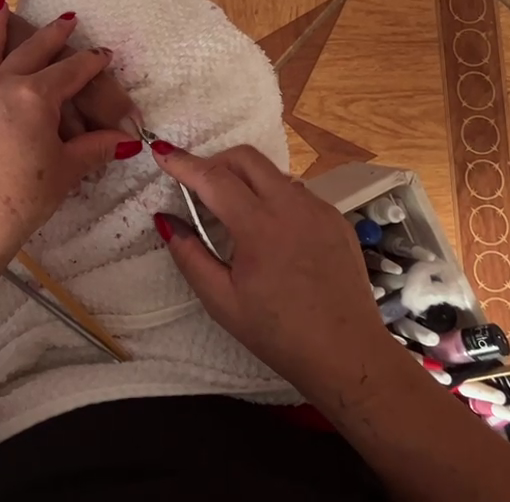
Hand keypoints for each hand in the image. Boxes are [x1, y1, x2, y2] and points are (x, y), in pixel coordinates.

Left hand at [0, 0, 140, 258]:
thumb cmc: (25, 195)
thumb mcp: (67, 168)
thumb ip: (97, 147)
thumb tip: (129, 140)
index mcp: (36, 95)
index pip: (71, 71)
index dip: (92, 62)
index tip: (105, 54)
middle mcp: (4, 84)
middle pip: (32, 50)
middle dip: (53, 34)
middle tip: (68, 19)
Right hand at [150, 144, 386, 389]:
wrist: (350, 357)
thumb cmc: (279, 334)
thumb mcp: (221, 300)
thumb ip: (189, 254)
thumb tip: (165, 219)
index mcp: (260, 227)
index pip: (213, 178)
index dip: (183, 162)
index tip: (160, 151)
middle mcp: (292, 207)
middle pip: (245, 157)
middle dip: (215, 161)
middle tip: (197, 185)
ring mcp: (319, 209)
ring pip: (272, 172)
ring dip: (245, 178)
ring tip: (234, 212)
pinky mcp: (336, 219)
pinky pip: (296, 191)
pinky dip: (272, 196)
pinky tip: (270, 231)